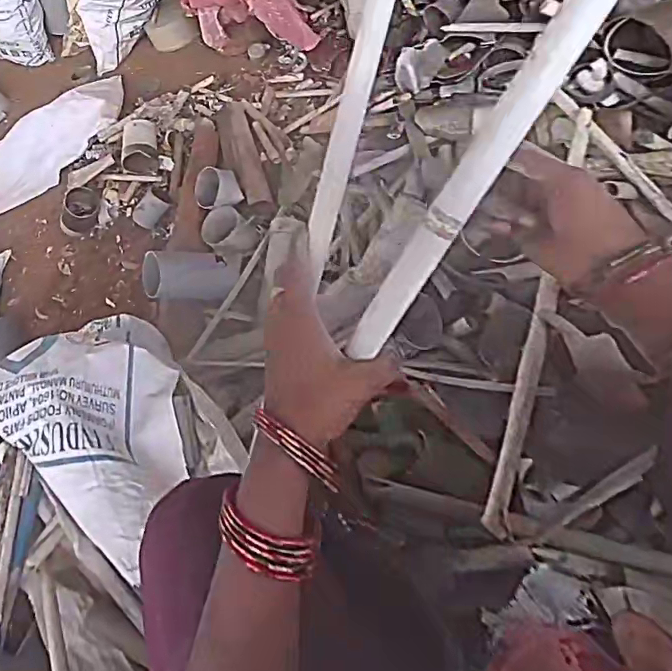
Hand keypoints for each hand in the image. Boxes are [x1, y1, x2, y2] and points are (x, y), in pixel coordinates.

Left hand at [262, 238, 400, 446]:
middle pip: (285, 286)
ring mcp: (274, 339)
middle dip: (300, 274)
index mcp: (299, 318)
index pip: (295, 274)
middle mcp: (282, 322)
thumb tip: (397, 356)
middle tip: (319, 266)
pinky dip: (294, 319)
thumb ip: (384, 364)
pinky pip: (282, 325)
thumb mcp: (361, 382)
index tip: (307, 235)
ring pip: (281, 306)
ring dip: (296, 298)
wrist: (289, 435)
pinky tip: (315, 332)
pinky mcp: (274, 355)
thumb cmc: (319, 402)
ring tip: (320, 297)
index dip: (301, 252)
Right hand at [477, 145, 650, 289]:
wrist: (626, 279)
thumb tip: (498, 224)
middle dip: (507, 188)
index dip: (499, 163)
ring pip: (543, 188)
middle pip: (532, 173)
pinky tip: (524, 226)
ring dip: (522, 201)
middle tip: (486, 200)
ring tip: (501, 218)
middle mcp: (576, 180)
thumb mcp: (538, 244)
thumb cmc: (589, 258)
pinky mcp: (592, 210)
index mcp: (563, 178)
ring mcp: (586, 194)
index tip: (482, 169)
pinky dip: (540, 210)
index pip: (522, 157)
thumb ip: (511, 228)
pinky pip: (558, 201)